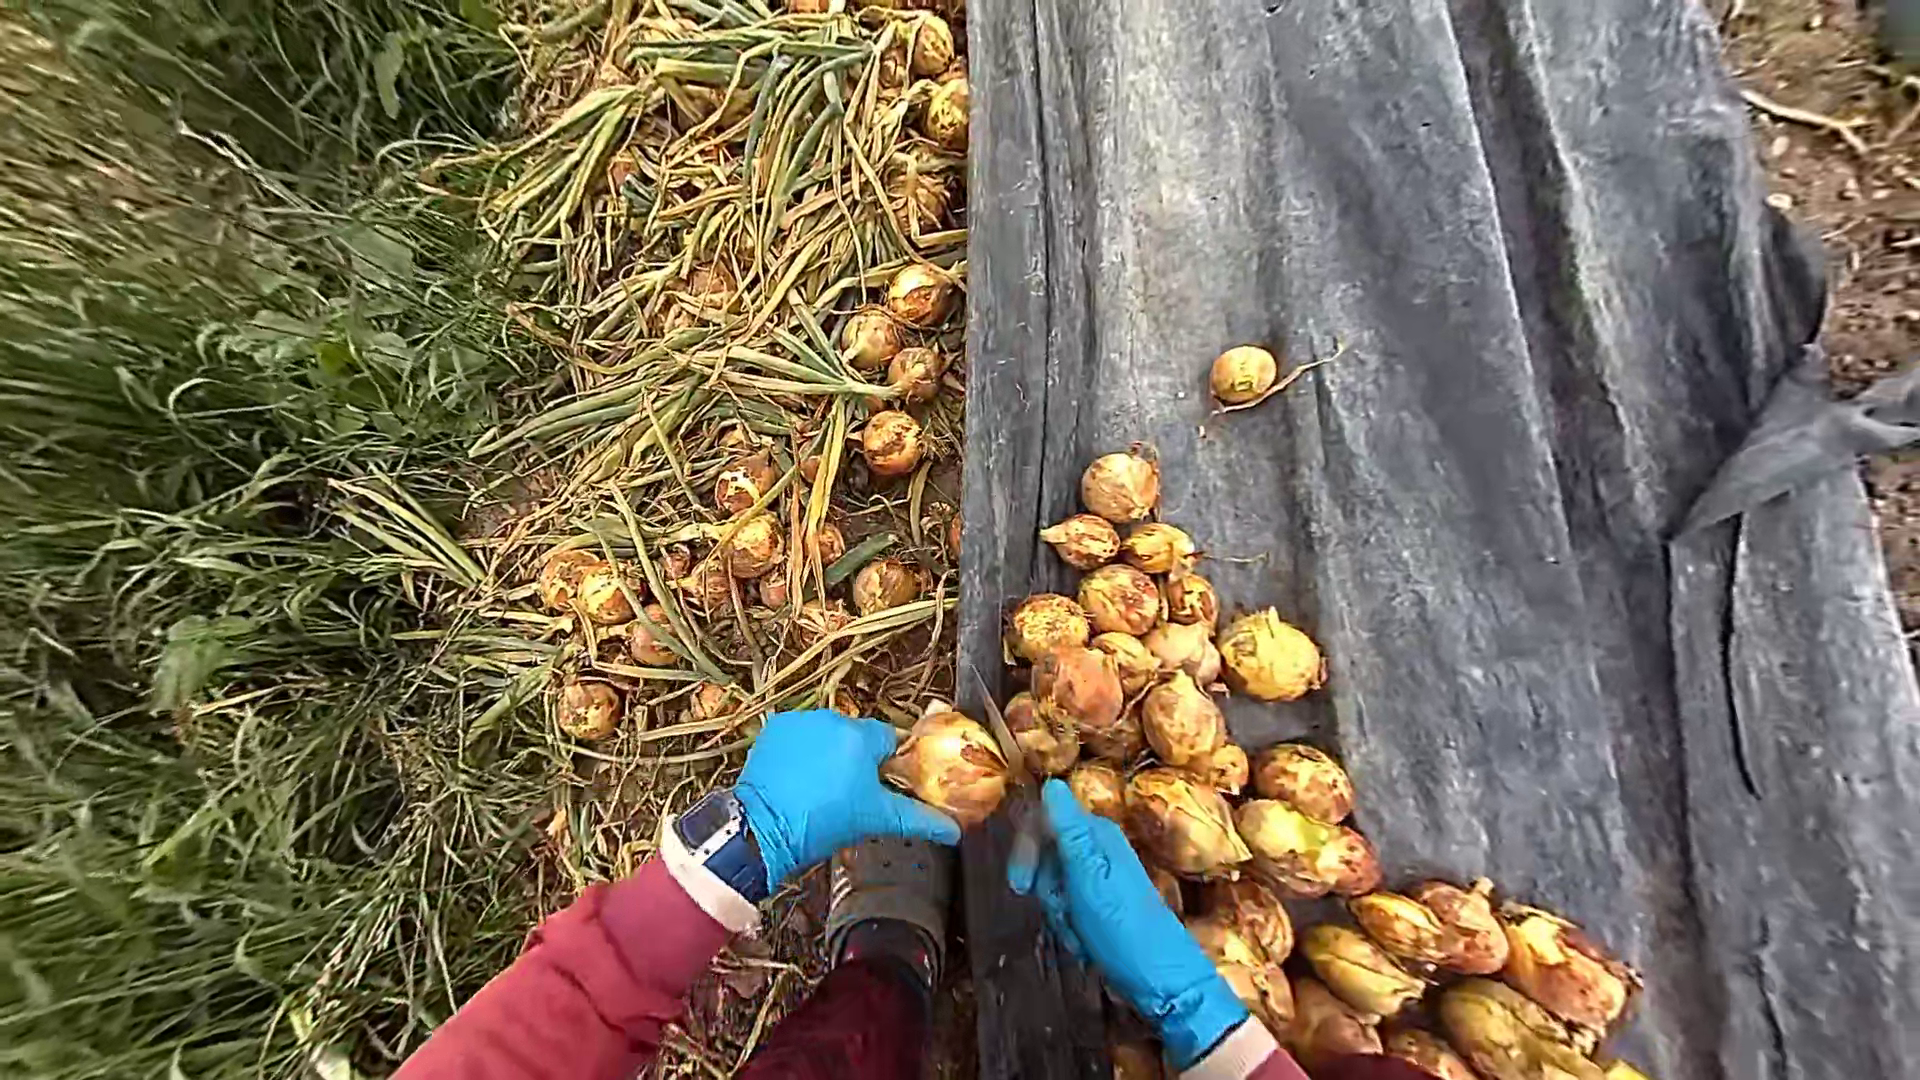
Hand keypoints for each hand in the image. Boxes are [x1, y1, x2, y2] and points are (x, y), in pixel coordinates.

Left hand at [734, 709, 961, 886]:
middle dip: (859, 759)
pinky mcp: (778, 726)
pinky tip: (798, 775)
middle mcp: (833, 718)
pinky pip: (801, 733)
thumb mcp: (874, 819)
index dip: (889, 762)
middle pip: (859, 736)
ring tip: (821, 786)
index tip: (882, 784)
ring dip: (830, 752)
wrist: (761, 829)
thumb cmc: (823, 822)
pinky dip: (803, 749)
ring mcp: (803, 719)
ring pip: (830, 733)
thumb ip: (917, 818)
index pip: (890, 739)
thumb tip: (954, 831)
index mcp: (862, 736)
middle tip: (851, 792)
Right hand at [1009, 779, 1247, 1067]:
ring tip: (1078, 932)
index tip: (1020, 884)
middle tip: (1061, 911)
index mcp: (1096, 833)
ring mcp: (1098, 876)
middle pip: (1046, 853)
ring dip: (1058, 911)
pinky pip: (1066, 904)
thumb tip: (1052, 781)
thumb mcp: (1089, 875)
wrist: (1163, 984)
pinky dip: (1069, 924)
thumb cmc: (1124, 927)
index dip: (1027, 848)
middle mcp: (1097, 847)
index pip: (1044, 820)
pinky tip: (1083, 942)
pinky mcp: (1099, 902)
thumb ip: (1068, 828)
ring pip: (1053, 882)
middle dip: (1046, 887)